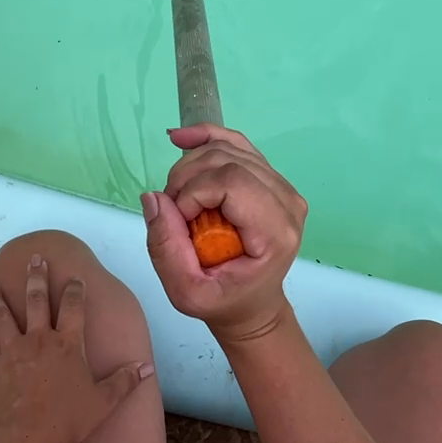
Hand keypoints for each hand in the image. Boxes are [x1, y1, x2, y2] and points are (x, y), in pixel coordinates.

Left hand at [0, 255, 151, 442]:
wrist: (30, 438)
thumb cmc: (70, 419)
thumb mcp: (105, 400)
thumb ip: (126, 380)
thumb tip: (148, 368)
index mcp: (67, 344)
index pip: (74, 308)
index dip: (76, 290)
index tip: (76, 277)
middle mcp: (38, 341)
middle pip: (37, 302)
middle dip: (37, 279)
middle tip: (34, 259)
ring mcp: (11, 354)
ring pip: (1, 319)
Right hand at [142, 125, 307, 342]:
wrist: (251, 305)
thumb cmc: (222, 302)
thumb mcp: (186, 292)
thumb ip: (167, 248)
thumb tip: (154, 197)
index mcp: (276, 232)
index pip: (231, 182)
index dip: (192, 193)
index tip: (178, 221)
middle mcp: (287, 203)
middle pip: (227, 160)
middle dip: (186, 178)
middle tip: (172, 211)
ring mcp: (282, 186)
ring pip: (227, 148)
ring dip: (190, 166)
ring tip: (177, 198)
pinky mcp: (270, 178)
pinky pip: (236, 143)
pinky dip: (205, 137)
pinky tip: (181, 139)